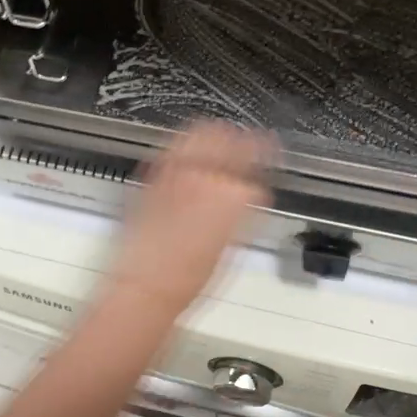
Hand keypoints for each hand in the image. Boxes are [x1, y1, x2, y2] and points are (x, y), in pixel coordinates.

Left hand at [107, 122, 273, 318]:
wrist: (146, 282)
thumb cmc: (189, 277)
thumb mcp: (233, 245)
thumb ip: (242, 210)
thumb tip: (248, 196)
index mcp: (234, 195)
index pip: (259, 159)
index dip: (267, 156)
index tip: (270, 151)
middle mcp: (205, 175)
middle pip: (229, 137)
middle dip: (240, 138)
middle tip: (247, 140)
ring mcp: (176, 171)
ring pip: (200, 134)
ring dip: (214, 134)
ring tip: (219, 135)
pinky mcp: (152, 174)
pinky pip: (172, 148)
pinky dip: (184, 146)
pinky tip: (187, 152)